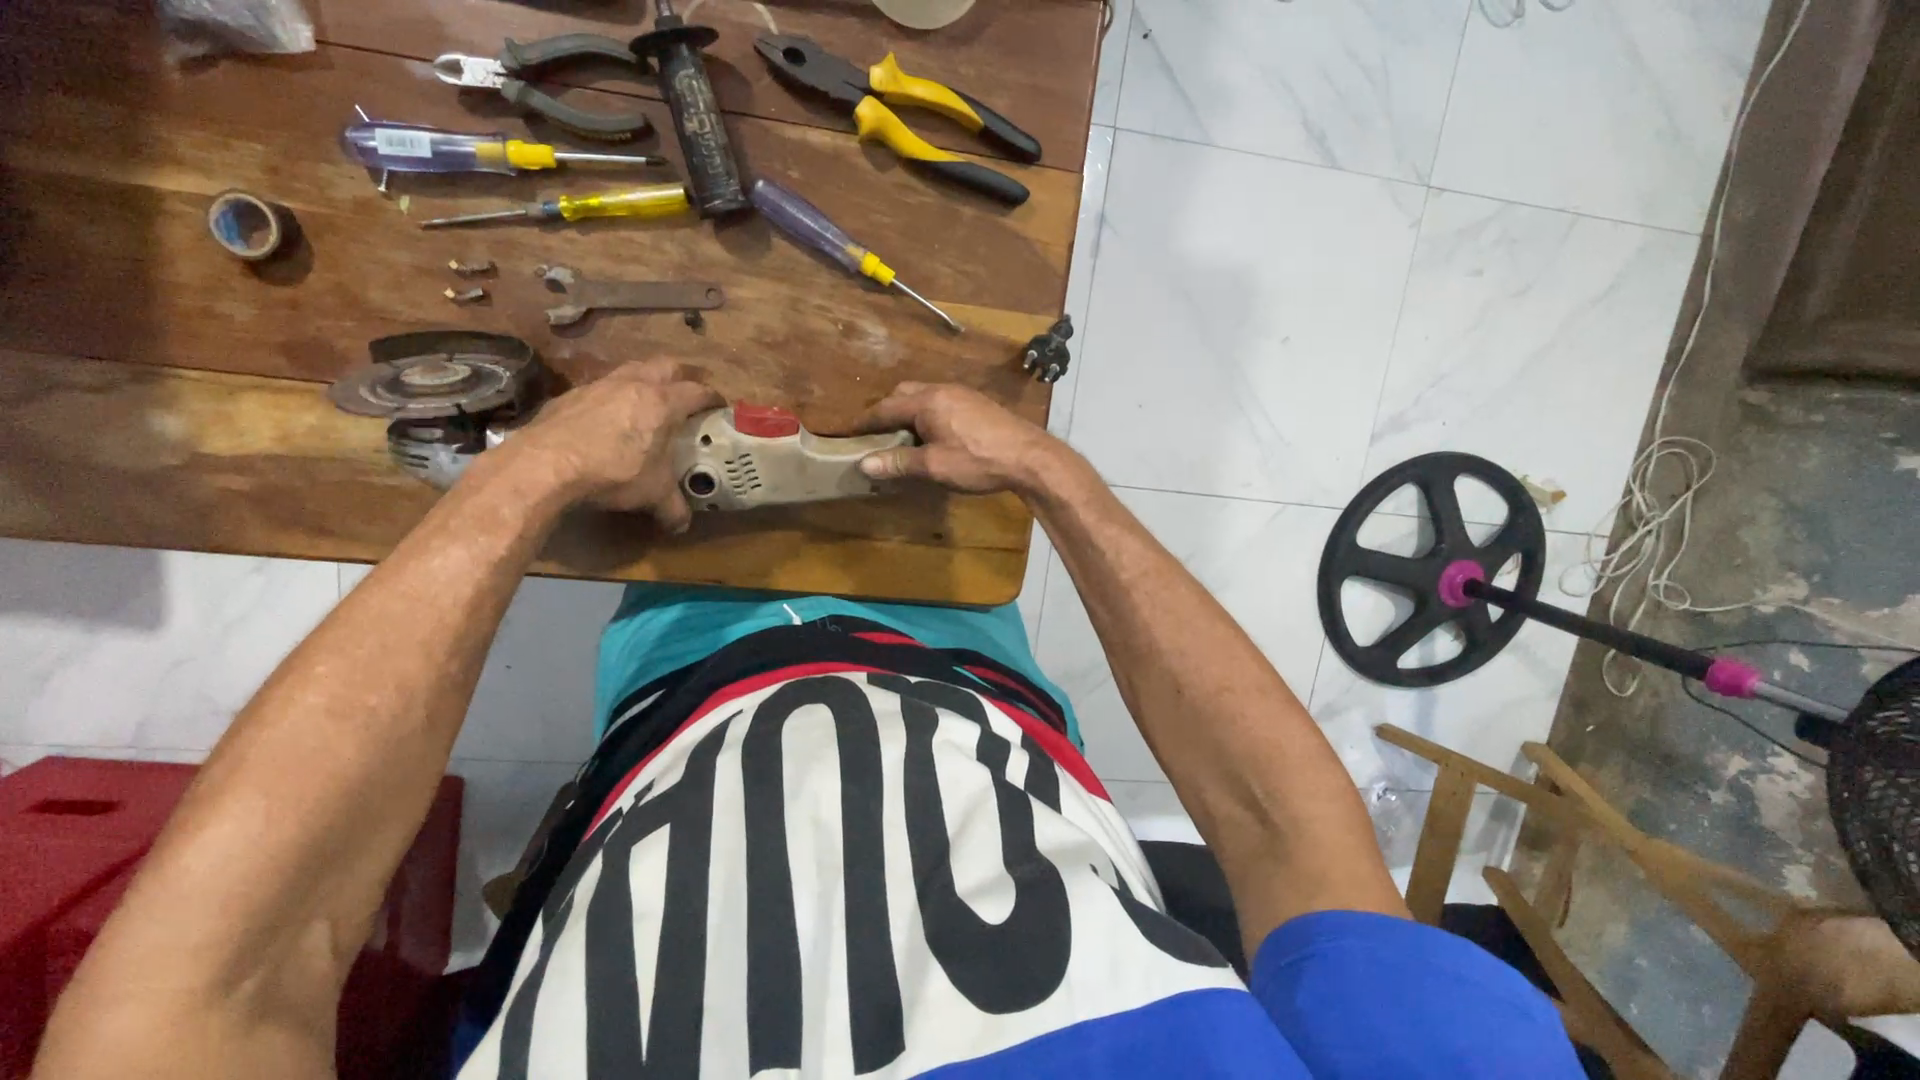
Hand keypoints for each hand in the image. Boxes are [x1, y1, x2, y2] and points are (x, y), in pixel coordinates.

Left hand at [497, 361, 721, 529]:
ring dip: (644, 380)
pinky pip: (601, 387)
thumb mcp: (652, 494)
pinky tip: (608, 418)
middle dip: (681, 377)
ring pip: (631, 369)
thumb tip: (682, 525)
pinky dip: (613, 396)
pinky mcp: (571, 394)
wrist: (545, 464)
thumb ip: (672, 508)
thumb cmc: (612, 473)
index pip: (697, 392)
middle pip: (666, 366)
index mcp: (662, 403)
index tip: (719, 407)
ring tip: (647, 401)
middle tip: (685, 395)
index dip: (712, 398)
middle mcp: (634, 384)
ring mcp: (600, 385)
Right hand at [856, 382, 1070, 494]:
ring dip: (909, 412)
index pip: (885, 407)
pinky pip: (942, 402)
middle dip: (887, 411)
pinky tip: (933, 435)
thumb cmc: (978, 460)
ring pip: (925, 396)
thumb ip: (899, 463)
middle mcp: (942, 390)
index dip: (865, 422)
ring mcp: (963, 395)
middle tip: (876, 434)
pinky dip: (927, 415)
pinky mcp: (978, 405)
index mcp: (927, 401)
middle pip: (904, 394)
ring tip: (902, 436)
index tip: (849, 433)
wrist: (1029, 457)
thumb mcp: (934, 466)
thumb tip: (864, 464)